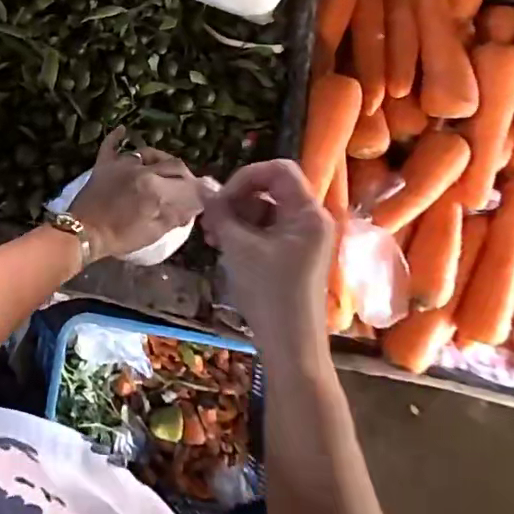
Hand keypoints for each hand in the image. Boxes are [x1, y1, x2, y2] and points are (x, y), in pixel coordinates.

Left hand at [68, 128, 205, 260]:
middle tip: (185, 188)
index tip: (199, 199)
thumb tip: (193, 206)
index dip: (196, 191)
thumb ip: (174, 216)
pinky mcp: (104, 164)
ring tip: (164, 170)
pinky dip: (117, 137)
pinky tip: (123, 130)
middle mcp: (141, 170)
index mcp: (156, 188)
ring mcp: (121, 164)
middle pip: (172, 165)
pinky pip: (111, 145)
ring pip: (148, 153)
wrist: (83, 232)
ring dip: (161, 160)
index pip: (185, 183)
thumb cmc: (120, 237)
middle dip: (184, 176)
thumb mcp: (153, 232)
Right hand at [202, 159, 336, 365]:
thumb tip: (201, 186)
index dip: (245, 176)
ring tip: (212, 235)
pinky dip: (245, 231)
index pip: (278, 170)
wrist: (290, 344)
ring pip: (265, 209)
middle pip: (271, 188)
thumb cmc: (268, 291)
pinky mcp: (295, 253)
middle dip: (237, 199)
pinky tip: (223, 245)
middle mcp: (312, 219)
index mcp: (308, 213)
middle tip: (210, 219)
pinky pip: (268, 228)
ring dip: (236, 216)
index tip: (221, 198)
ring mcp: (305, 237)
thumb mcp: (238, 247)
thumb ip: (220, 211)